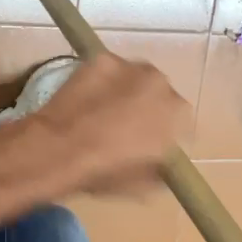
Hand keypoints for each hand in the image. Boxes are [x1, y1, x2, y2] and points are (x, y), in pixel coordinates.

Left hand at [25, 53, 191, 195]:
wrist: (60, 148)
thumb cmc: (106, 170)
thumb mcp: (144, 183)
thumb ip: (161, 166)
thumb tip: (161, 163)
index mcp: (177, 113)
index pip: (181, 120)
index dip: (166, 131)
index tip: (151, 142)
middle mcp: (161, 83)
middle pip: (159, 93)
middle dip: (147, 106)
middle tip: (126, 124)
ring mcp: (131, 67)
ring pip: (135, 77)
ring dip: (126, 89)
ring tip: (104, 109)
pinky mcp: (103, 59)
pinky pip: (109, 70)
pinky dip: (102, 80)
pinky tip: (87, 97)